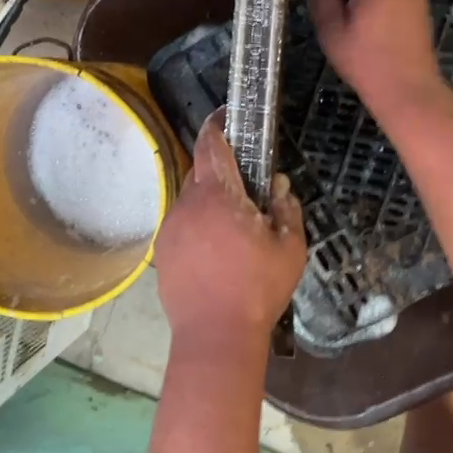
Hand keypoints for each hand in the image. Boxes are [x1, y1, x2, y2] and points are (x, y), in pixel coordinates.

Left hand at [153, 114, 305, 358]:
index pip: (210, 145)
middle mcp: (186, 203)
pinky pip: (182, 225)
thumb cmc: (257, 289)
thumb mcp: (289, 249)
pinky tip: (215, 252)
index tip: (226, 116)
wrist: (215, 336)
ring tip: (233, 229)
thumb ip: (286, 209)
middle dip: (220, 173)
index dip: (216, 125)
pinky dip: (197, 227)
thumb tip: (278, 186)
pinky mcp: (162, 251)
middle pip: (200, 172)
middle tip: (246, 191)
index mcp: (217, 195)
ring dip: (209, 203)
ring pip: (190, 200)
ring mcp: (170, 227)